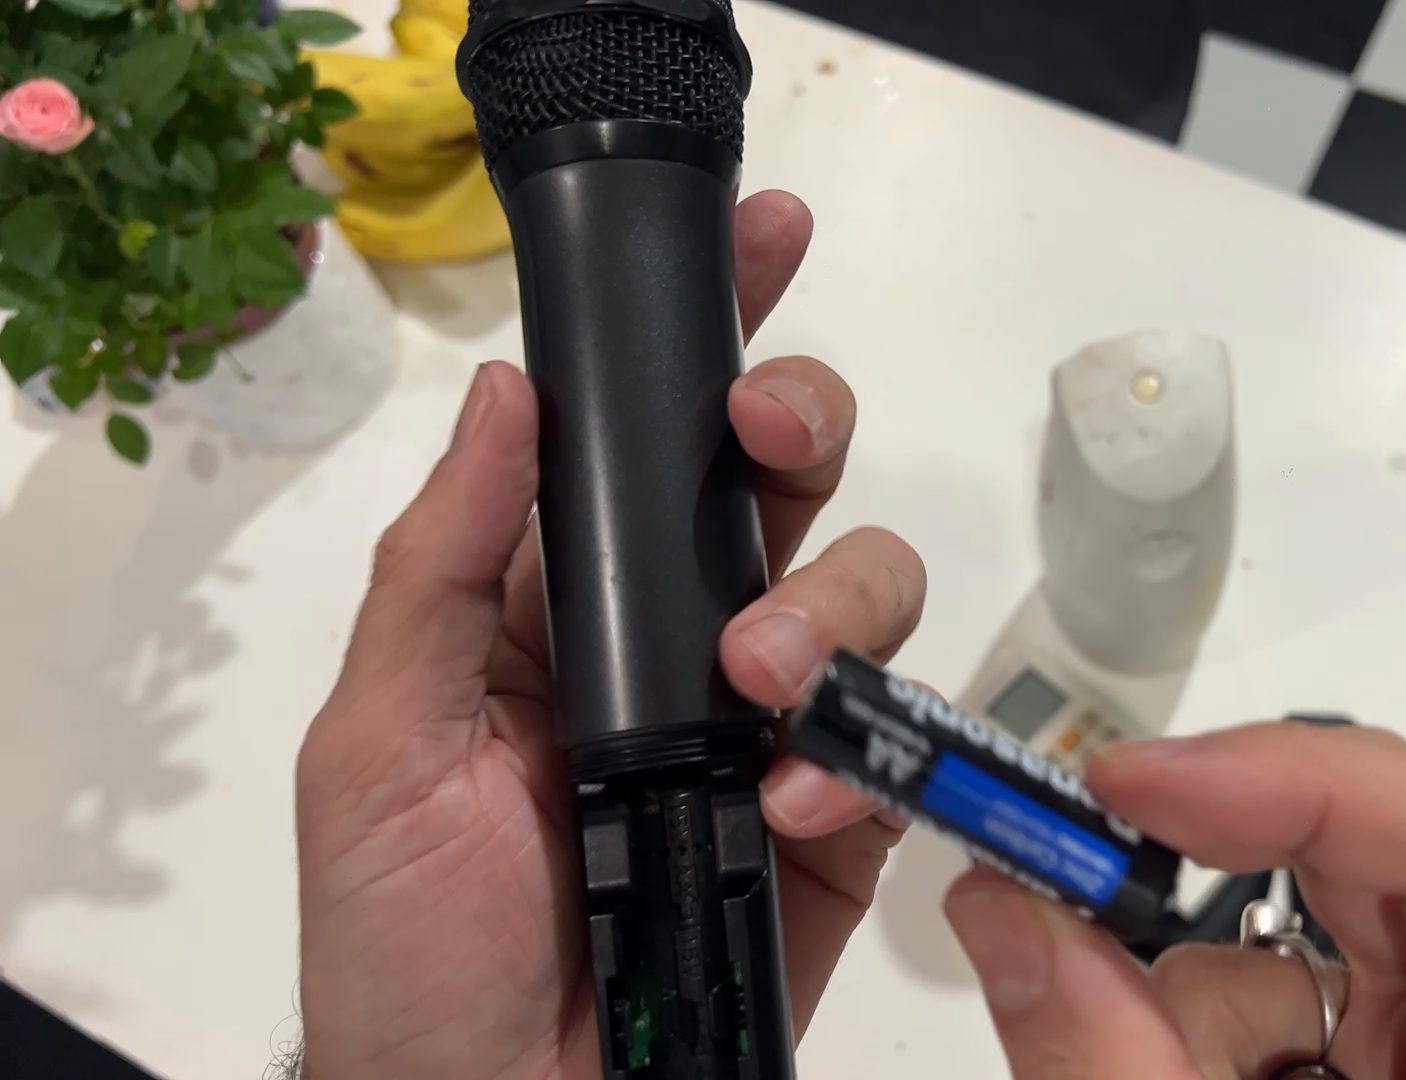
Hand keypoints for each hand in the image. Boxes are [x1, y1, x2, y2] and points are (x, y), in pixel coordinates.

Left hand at [295, 191, 923, 1078]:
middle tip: (767, 432)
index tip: (769, 239)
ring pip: (874, 585)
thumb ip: (447, 566)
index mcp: (598, 587)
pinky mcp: (853, 787)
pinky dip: (859, 753)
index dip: (725, 328)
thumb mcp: (390, 735)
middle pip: (801, 479)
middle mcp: (711, 620)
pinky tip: (797, 805)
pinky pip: (897, 728)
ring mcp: (794, 702)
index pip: (671, 432)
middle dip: (802, 423)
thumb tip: (512, 398)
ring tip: (760, 684)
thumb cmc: (422, 935)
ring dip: (832, 609)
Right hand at [943, 722, 1405, 1078]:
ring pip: (1305, 912)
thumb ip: (1106, 1071)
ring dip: (1192, 984)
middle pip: (1381, 845)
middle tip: (1082, 846)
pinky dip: (1196, 1022)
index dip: (1303, 779)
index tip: (1137, 787)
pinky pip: (1275, 980)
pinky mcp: (1397, 1058)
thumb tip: (998, 908)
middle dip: (1217, 838)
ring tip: (1157, 1077)